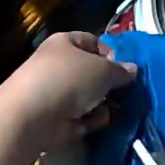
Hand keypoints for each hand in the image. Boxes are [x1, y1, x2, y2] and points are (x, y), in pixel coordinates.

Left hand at [0, 32, 137, 149]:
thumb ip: (120, 71)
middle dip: (108, 84)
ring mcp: (55, 93)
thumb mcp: (103, 69)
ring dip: (102, 105)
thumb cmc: (69, 79)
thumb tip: (132, 70)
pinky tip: (96, 122)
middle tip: (124, 92)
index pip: (92, 42)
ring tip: (114, 109)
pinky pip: (80, 117)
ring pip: (88, 97)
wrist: (32, 116)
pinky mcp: (55, 118)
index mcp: (64, 43)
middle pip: (91, 72)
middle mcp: (58, 65)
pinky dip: (90, 120)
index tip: (123, 69)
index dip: (110, 53)